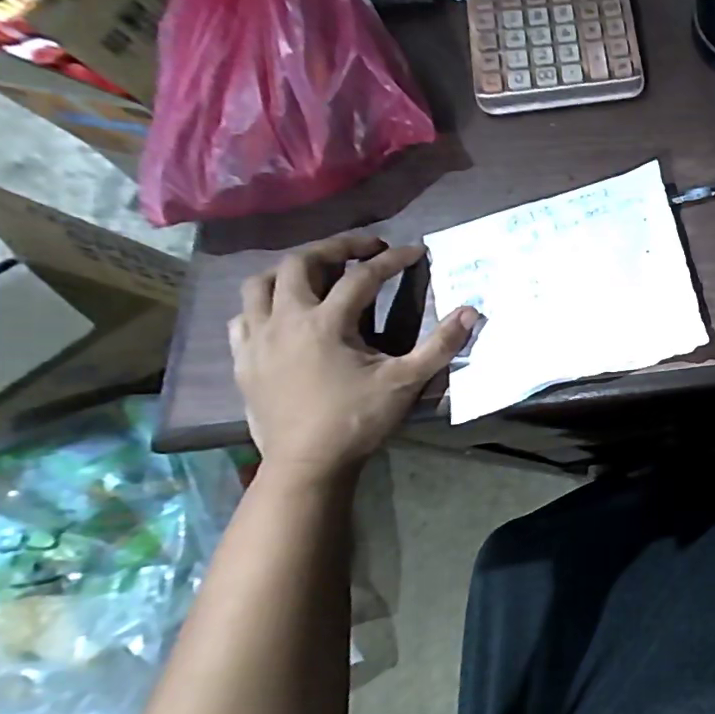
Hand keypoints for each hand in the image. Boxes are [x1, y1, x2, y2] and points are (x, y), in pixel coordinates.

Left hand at [228, 234, 477, 483]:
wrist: (306, 465)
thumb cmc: (356, 421)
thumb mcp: (405, 382)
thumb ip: (440, 345)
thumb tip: (471, 312)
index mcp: (326, 322)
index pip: (363, 276)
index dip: (392, 260)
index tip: (415, 251)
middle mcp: (286, 319)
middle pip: (302, 262)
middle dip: (336, 247)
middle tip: (365, 248)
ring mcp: (258, 338)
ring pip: (262, 283)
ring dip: (292, 270)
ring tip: (317, 273)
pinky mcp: (243, 359)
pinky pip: (243, 316)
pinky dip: (262, 305)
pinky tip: (280, 314)